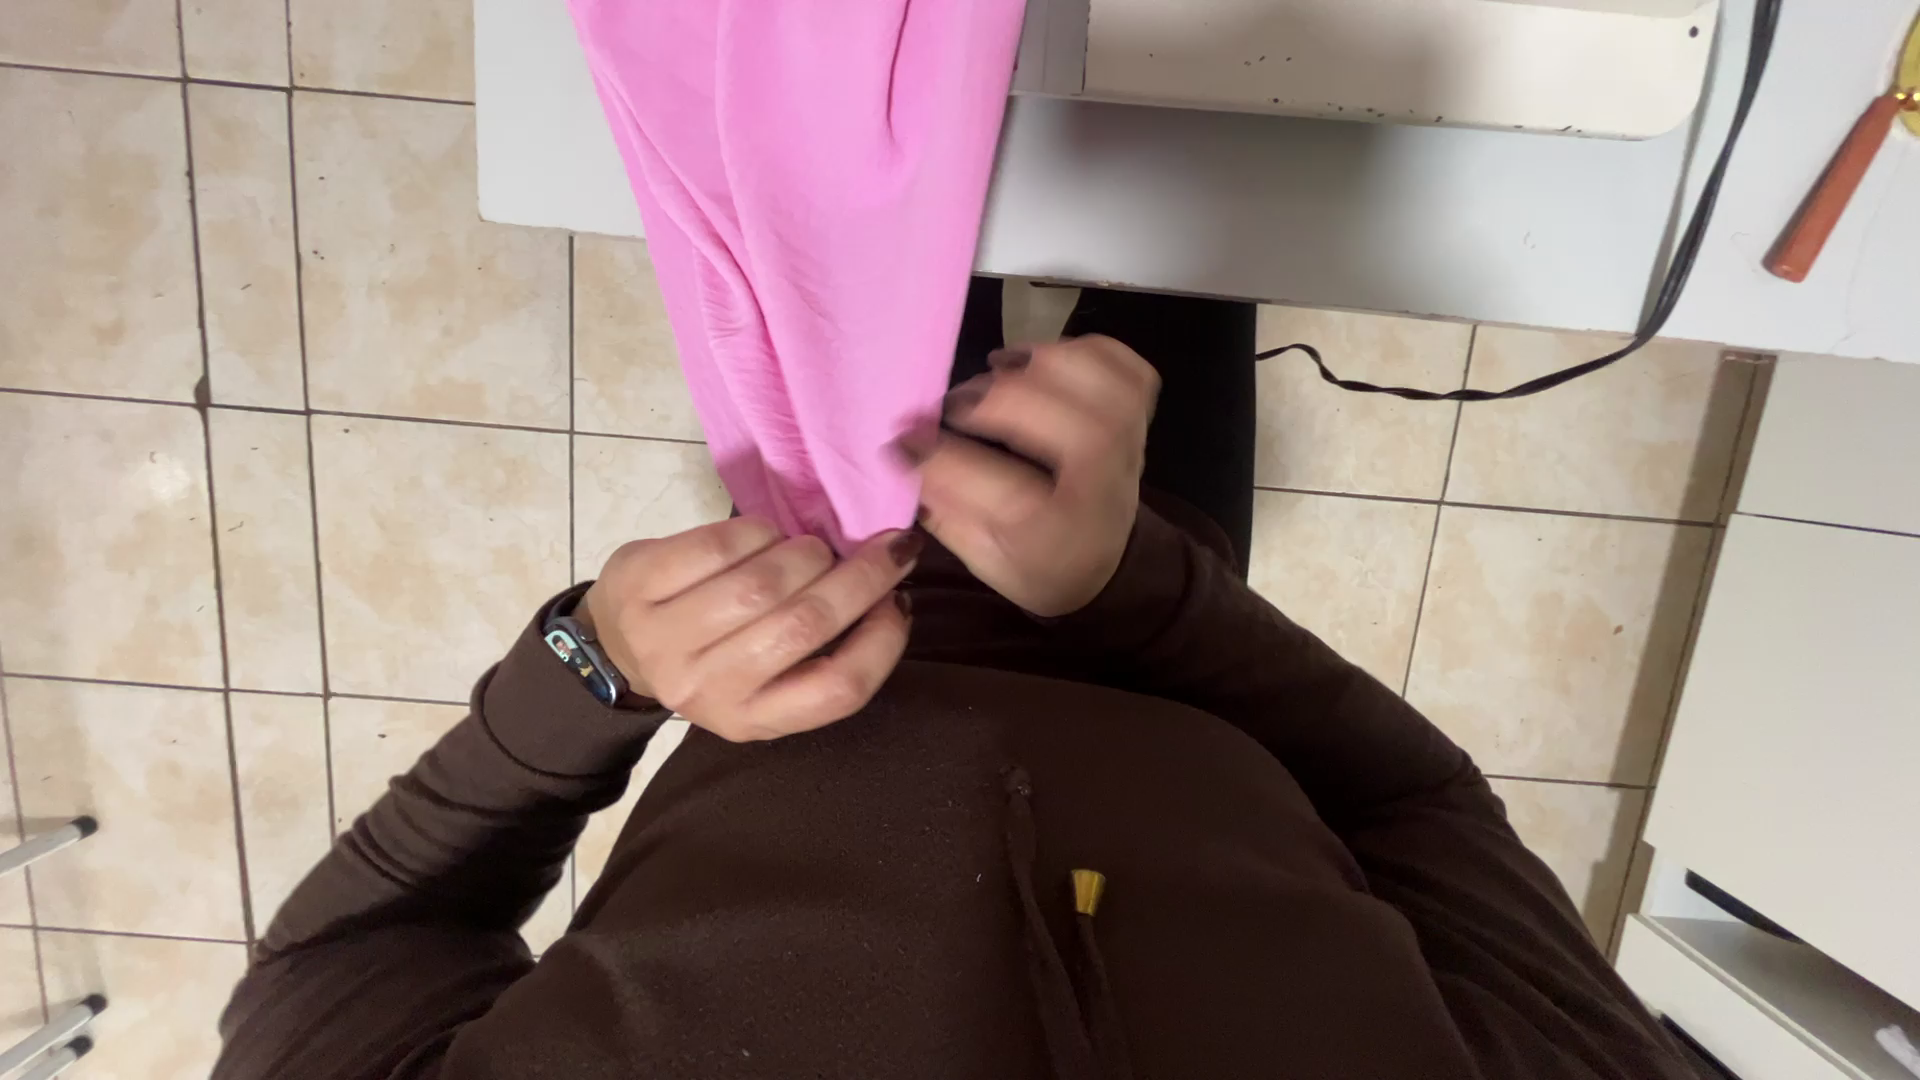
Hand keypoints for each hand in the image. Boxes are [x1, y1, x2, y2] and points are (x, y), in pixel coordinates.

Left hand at [578, 518, 920, 740]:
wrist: (617, 648)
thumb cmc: (717, 657)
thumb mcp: (768, 679)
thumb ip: (822, 648)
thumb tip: (888, 587)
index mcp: (752, 720)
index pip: (837, 690)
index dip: (883, 641)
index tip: (901, 599)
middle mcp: (708, 690)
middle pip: (804, 626)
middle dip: (861, 577)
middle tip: (891, 547)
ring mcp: (666, 639)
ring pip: (762, 584)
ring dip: (807, 553)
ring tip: (815, 549)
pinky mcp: (640, 586)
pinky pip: (718, 546)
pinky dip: (760, 531)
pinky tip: (767, 536)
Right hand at [906, 335, 1158, 616]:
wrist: (1103, 563)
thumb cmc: (1035, 564)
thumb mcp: (985, 560)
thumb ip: (947, 512)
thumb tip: (906, 457)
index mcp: (1063, 535)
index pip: (1011, 496)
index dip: (948, 461)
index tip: (901, 442)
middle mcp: (1106, 487)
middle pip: (1080, 431)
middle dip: (1004, 401)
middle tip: (954, 404)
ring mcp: (1130, 446)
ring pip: (1107, 388)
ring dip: (1044, 364)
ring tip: (997, 369)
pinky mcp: (1136, 415)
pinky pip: (1125, 367)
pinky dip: (1083, 351)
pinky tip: (1041, 363)